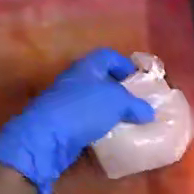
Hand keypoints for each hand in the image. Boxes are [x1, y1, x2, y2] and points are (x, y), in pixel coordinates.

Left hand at [0, 48, 153, 193]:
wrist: (45, 138)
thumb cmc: (83, 109)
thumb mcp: (117, 102)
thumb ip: (135, 104)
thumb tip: (148, 112)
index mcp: (87, 67)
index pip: (108, 56)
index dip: (124, 64)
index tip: (138, 80)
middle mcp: (74, 81)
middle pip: (100, 79)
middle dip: (118, 90)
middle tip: (135, 103)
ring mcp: (64, 103)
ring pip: (92, 101)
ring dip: (108, 110)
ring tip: (126, 121)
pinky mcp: (60, 124)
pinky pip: (84, 121)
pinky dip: (97, 126)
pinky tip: (108, 136)